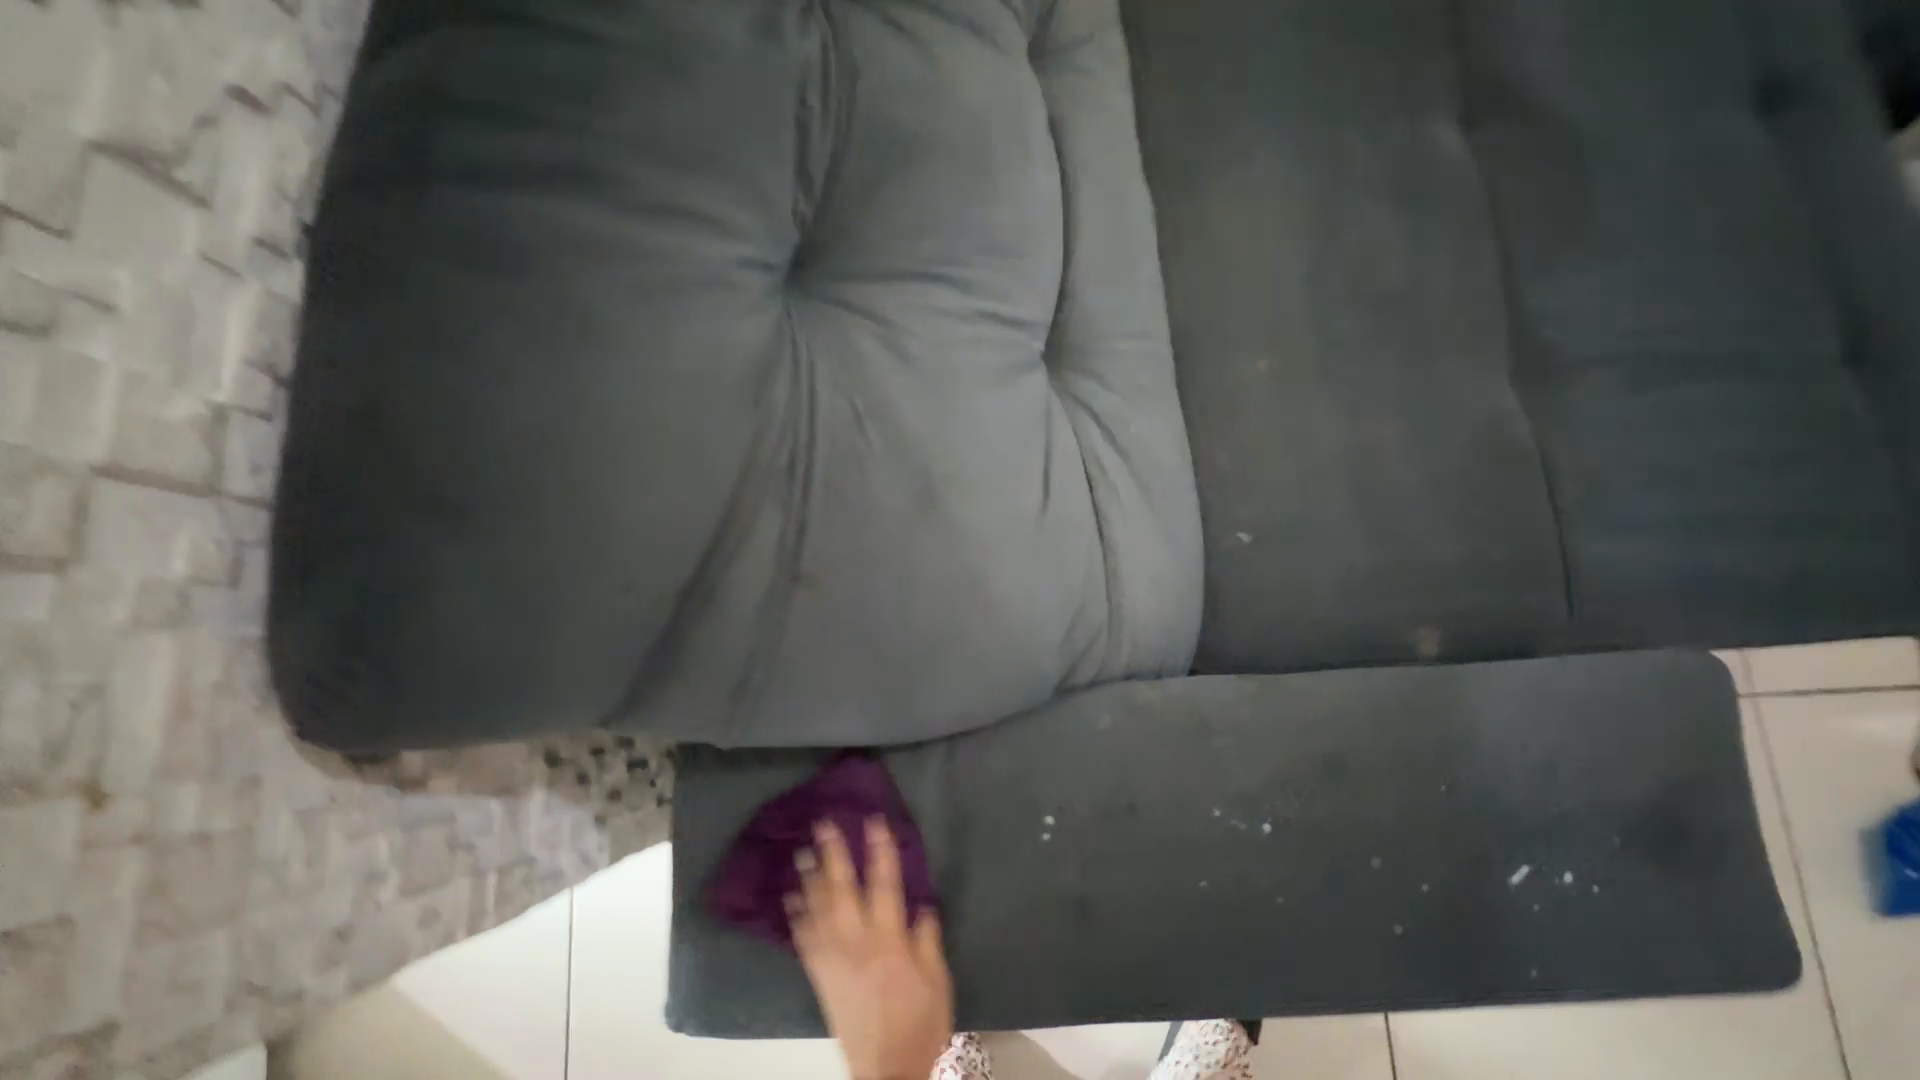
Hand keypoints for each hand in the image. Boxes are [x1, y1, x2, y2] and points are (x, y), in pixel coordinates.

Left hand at [789, 817, 953, 1079]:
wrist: (886, 1069)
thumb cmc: (920, 1023)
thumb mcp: (937, 982)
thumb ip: (927, 941)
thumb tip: (920, 905)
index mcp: (890, 940)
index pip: (885, 884)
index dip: (879, 850)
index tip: (873, 821)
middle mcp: (857, 942)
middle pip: (843, 889)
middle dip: (834, 854)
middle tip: (824, 824)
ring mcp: (834, 958)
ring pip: (818, 909)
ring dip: (810, 878)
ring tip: (803, 851)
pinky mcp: (820, 976)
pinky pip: (804, 940)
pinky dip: (797, 916)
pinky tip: (791, 898)